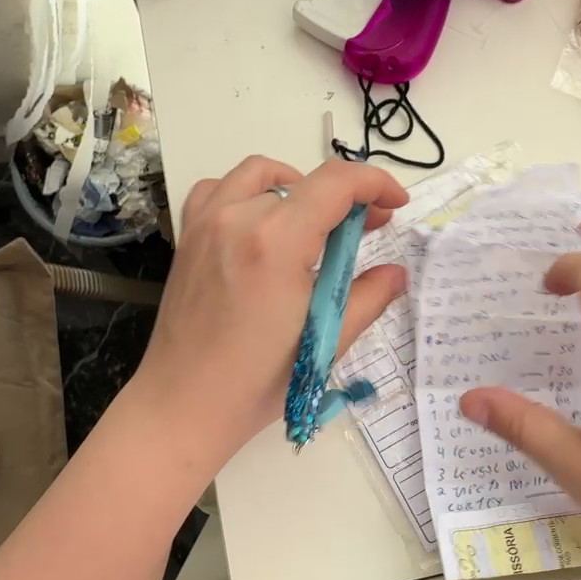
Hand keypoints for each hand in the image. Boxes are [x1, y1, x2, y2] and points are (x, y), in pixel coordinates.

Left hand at [126, 156, 408, 468]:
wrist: (183, 405)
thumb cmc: (258, 382)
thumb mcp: (326, 341)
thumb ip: (367, 297)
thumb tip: (397, 273)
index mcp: (277, 241)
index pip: (337, 184)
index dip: (376, 183)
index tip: (397, 203)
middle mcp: (238, 218)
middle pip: (306, 181)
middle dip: (346, 197)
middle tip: (367, 229)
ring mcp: (207, 223)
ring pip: (260, 174)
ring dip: (298, 187)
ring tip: (315, 221)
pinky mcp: (188, 236)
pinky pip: (219, 189)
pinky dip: (247, 192)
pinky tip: (261, 222)